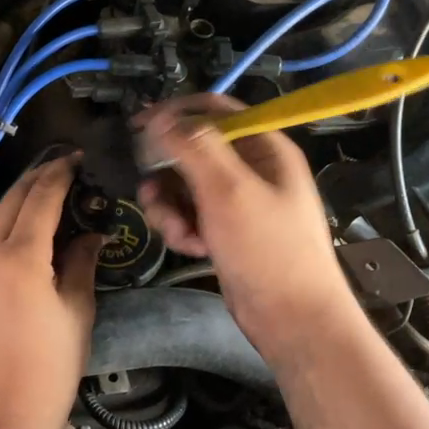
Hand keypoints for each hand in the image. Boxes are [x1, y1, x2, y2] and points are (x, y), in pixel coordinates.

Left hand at [0, 156, 105, 428]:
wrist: (1, 412)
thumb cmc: (50, 366)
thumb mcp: (77, 311)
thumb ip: (81, 262)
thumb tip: (91, 233)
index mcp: (21, 255)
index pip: (41, 197)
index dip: (60, 174)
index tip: (76, 161)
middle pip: (11, 199)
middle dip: (37, 182)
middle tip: (61, 175)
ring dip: (11, 202)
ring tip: (35, 205)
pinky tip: (3, 234)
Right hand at [136, 94, 362, 365]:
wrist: (292, 318)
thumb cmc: (267, 250)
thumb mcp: (228, 191)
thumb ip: (193, 148)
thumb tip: (159, 117)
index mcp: (264, 147)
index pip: (213, 110)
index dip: (174, 113)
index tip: (136, 128)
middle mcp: (251, 167)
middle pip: (191, 150)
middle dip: (166, 174)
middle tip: (151, 195)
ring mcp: (238, 200)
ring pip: (184, 186)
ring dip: (170, 207)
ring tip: (178, 233)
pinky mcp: (226, 229)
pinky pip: (190, 214)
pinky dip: (183, 228)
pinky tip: (192, 248)